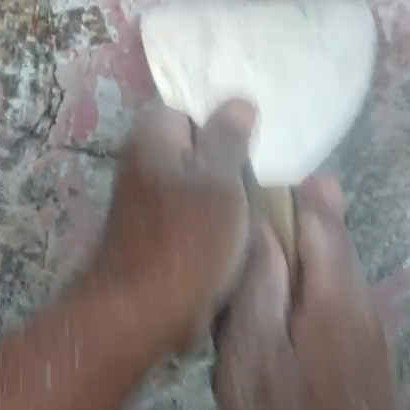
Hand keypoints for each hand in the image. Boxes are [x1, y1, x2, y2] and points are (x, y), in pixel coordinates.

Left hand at [85, 101, 256, 351]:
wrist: (143, 308)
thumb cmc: (187, 238)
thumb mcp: (220, 182)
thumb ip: (228, 138)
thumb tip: (237, 101)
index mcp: (153, 134)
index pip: (188, 104)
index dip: (222, 112)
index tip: (258, 124)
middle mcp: (142, 155)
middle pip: (193, 140)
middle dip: (228, 149)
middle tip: (267, 160)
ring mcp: (145, 191)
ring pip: (194, 174)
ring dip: (224, 184)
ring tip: (262, 191)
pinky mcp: (153, 224)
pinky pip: (189, 202)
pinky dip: (213, 209)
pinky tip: (240, 222)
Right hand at [213, 177, 399, 409]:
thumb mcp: (251, 351)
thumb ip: (259, 283)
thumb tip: (262, 225)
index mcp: (336, 297)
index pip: (322, 221)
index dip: (299, 187)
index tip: (275, 158)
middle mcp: (364, 306)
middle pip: (336, 241)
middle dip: (306, 210)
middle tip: (270, 181)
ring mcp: (372, 335)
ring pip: (339, 268)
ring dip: (310, 243)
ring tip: (271, 226)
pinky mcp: (370, 358)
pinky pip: (341, 295)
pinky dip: (316, 273)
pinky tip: (290, 284)